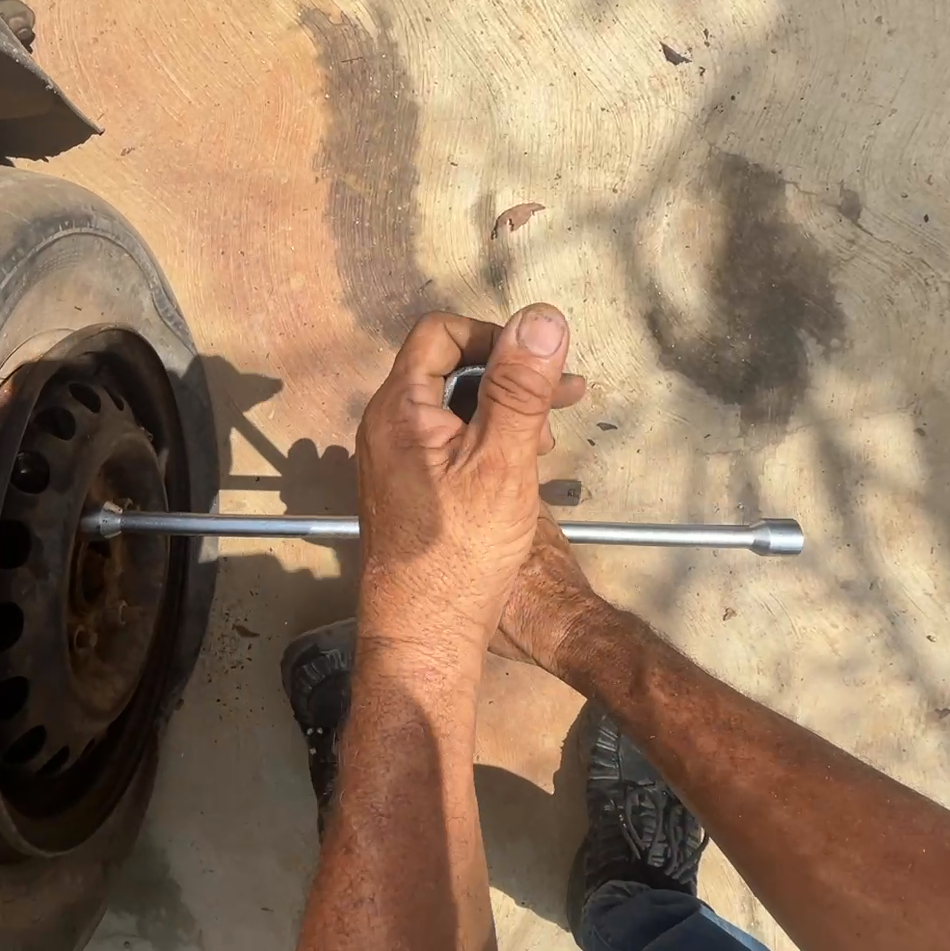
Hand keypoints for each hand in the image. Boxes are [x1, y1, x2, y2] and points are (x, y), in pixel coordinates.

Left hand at [353, 307, 584, 676]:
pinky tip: (519, 464)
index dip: (492, 336)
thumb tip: (540, 318)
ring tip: (547, 438)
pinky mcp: (407, 484)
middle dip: (508, 375)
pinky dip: (485, 438)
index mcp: (400, 408)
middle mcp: (387, 425)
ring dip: (502, 409)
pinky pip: (447, 440)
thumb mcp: (502, 462)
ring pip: (452, 407)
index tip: (537, 363)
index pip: (440, 333)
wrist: (423, 632)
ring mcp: (394, 457)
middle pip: (448, 369)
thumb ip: (519, 388)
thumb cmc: (460, 552)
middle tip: (563, 395)